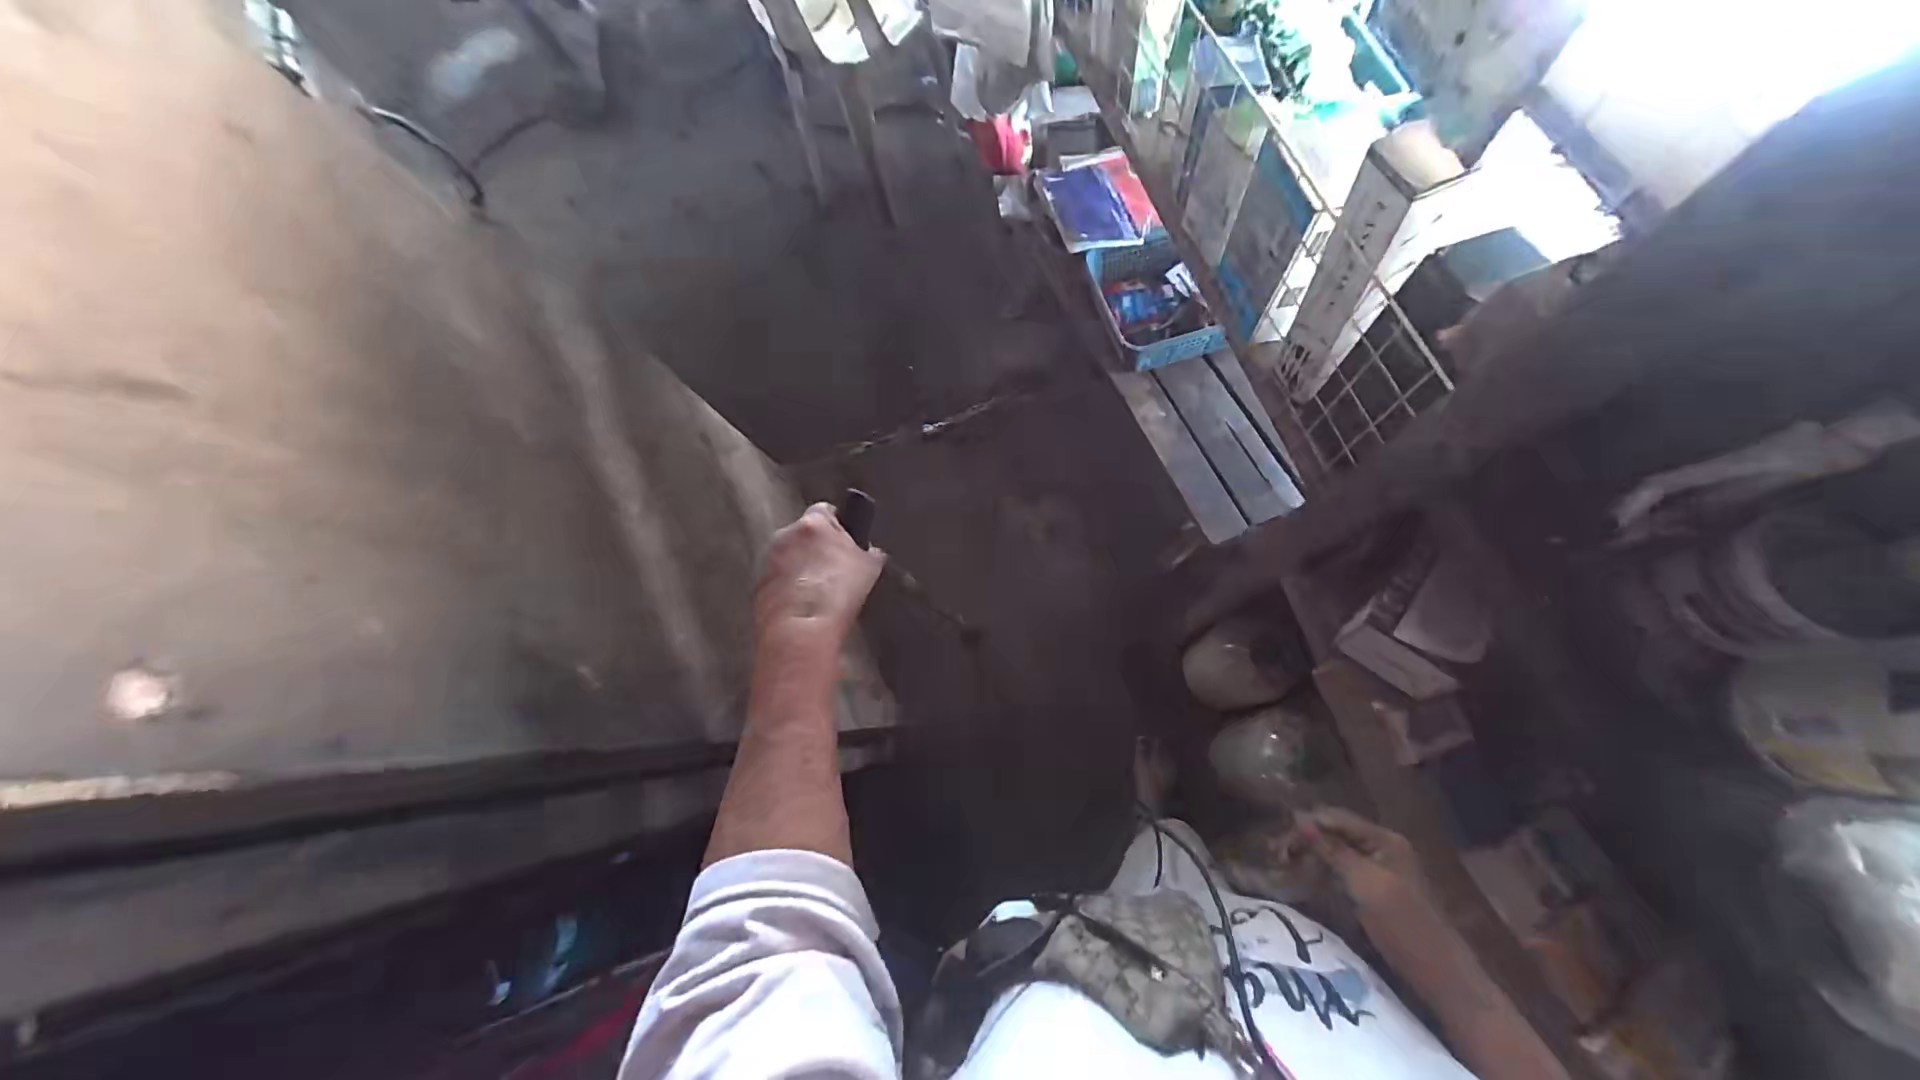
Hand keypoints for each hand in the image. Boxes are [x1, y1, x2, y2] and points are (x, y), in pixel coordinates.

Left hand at [754, 503, 885, 647]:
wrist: (802, 629)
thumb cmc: (835, 594)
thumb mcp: (870, 568)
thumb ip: (871, 552)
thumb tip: (872, 553)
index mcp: (814, 524)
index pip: (826, 510)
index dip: (839, 526)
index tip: (846, 540)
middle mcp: (786, 536)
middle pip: (805, 534)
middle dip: (818, 548)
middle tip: (836, 570)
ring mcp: (769, 561)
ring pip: (789, 558)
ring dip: (802, 569)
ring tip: (821, 593)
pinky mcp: (759, 585)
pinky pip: (778, 581)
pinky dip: (789, 589)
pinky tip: (805, 607)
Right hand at [1293, 807, 1433, 918]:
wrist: (1437, 972)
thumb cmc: (1402, 922)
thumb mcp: (1363, 882)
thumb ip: (1332, 849)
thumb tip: (1299, 818)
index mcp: (1385, 839)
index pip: (1337, 818)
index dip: (1308, 823)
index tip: (1280, 835)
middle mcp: (1381, 847)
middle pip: (1336, 831)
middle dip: (1308, 836)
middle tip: (1280, 851)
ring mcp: (1378, 868)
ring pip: (1336, 849)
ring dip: (1313, 852)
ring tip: (1286, 860)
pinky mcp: (1373, 888)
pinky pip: (1342, 867)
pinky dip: (1323, 867)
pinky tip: (1304, 872)